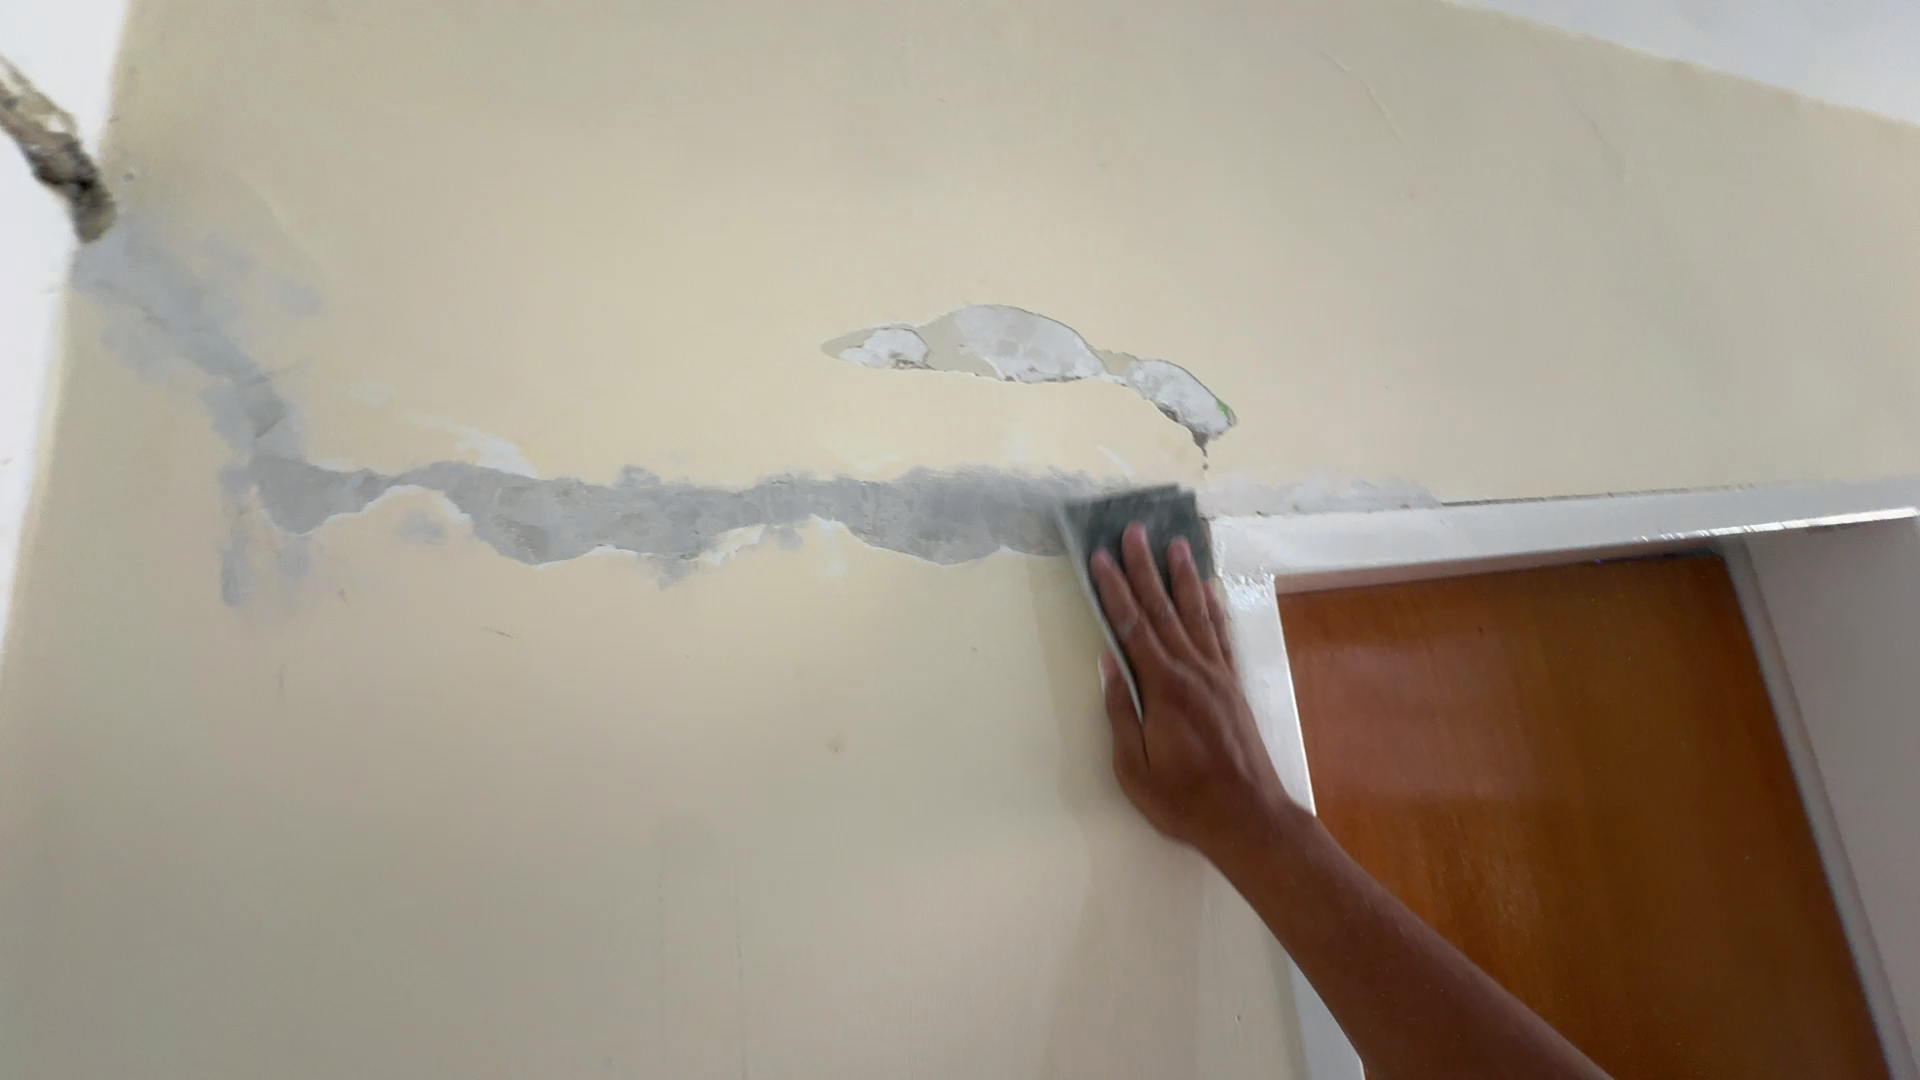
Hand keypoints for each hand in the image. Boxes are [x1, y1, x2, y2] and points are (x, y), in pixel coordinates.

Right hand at [1092, 524, 1293, 860]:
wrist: (1249, 818)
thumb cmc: (1183, 799)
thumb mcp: (1134, 767)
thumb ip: (1120, 711)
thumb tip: (1108, 663)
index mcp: (1163, 688)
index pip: (1132, 628)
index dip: (1114, 591)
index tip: (1101, 558)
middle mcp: (1192, 670)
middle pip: (1162, 609)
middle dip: (1144, 569)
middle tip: (1134, 531)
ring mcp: (1216, 674)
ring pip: (1195, 614)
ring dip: (1182, 576)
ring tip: (1175, 543)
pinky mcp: (1232, 684)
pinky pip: (1221, 635)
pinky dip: (1212, 607)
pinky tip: (1208, 589)